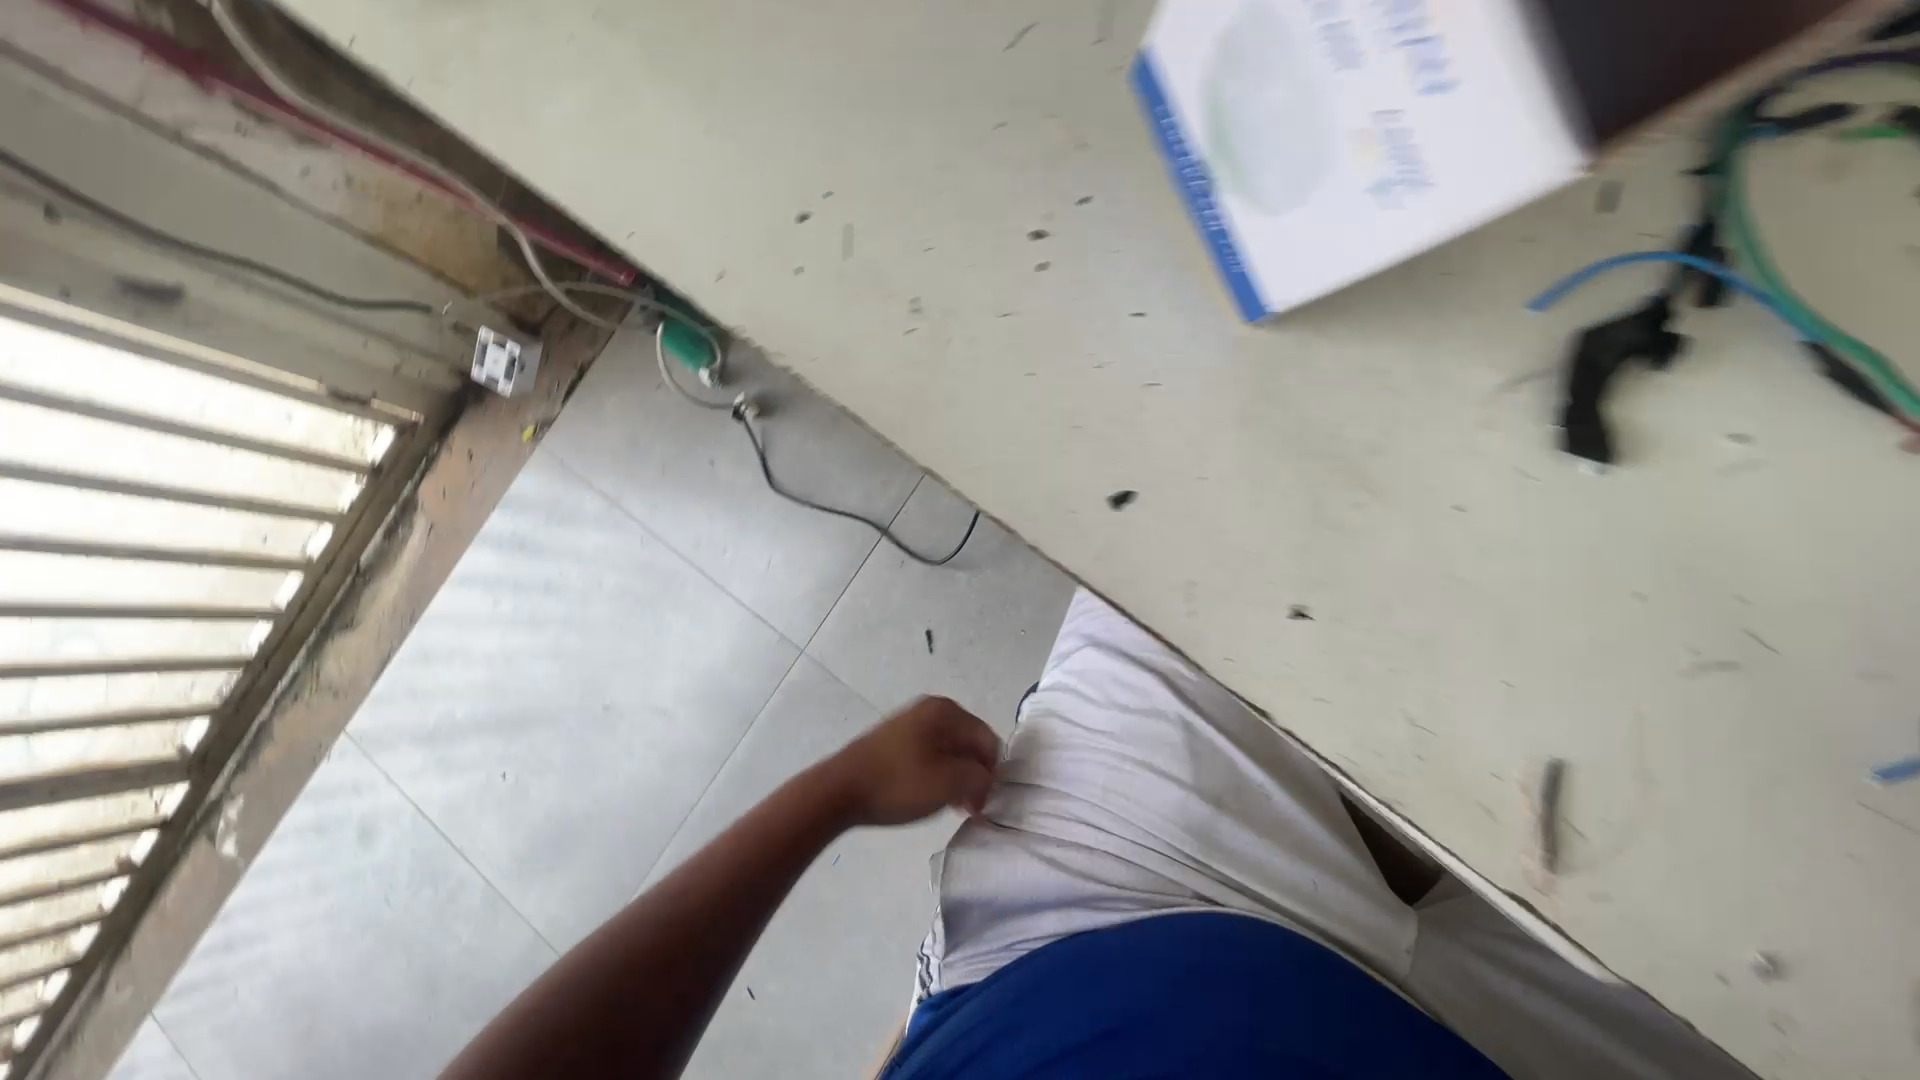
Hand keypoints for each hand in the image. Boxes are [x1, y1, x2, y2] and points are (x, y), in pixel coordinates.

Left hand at [817, 697, 1000, 826]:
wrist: (839, 790)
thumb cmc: (898, 783)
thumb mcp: (950, 782)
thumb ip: (980, 777)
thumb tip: (985, 777)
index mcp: (947, 711)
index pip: (988, 741)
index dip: (991, 774)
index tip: (982, 803)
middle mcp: (930, 709)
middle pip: (968, 744)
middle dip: (973, 776)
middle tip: (968, 808)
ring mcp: (910, 722)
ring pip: (948, 751)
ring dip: (956, 778)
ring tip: (950, 807)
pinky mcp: (894, 739)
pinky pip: (929, 754)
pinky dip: (936, 774)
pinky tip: (929, 796)